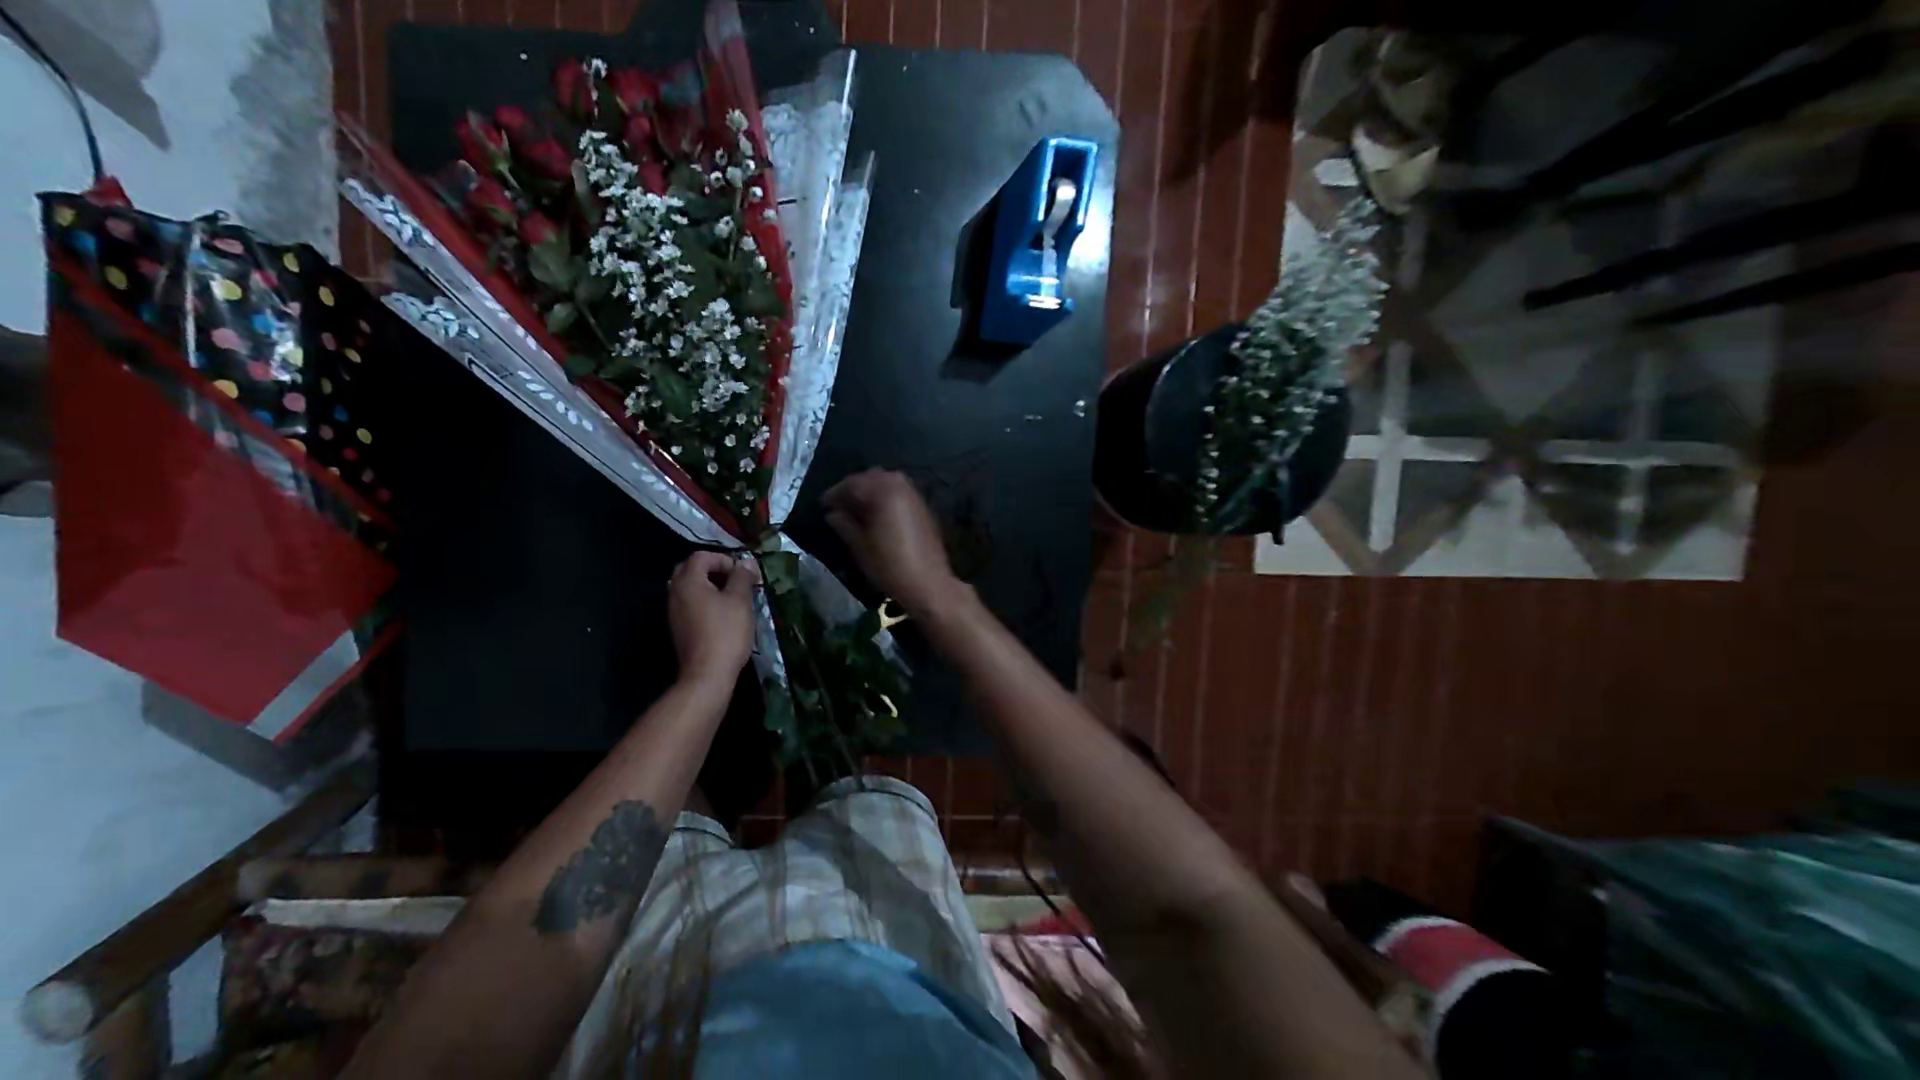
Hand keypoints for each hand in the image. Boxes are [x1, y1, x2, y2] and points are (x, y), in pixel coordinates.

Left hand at [667, 551, 758, 688]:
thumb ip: (742, 577)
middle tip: (736, 581)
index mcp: (688, 582)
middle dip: (715, 571)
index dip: (724, 559)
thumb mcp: (740, 601)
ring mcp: (674, 611)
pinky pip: (690, 603)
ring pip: (691, 587)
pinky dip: (705, 600)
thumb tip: (747, 562)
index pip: (702, 556)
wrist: (707, 674)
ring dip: (711, 586)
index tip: (742, 574)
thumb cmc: (726, 633)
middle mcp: (675, 592)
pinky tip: (723, 614)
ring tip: (733, 597)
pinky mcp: (679, 626)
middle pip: (692, 569)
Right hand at [822, 469, 965, 617]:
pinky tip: (876, 514)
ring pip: (887, 482)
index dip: (835, 493)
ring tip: (856, 509)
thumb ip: (844, 525)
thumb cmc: (889, 566)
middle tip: (839, 505)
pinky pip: (899, 491)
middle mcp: (900, 487)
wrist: (928, 583)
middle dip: (853, 488)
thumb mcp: (860, 547)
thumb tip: (832, 513)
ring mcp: (914, 495)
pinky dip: (885, 496)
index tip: (823, 505)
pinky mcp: (922, 506)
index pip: (853, 483)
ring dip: (870, 490)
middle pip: (871, 477)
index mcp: (882, 493)